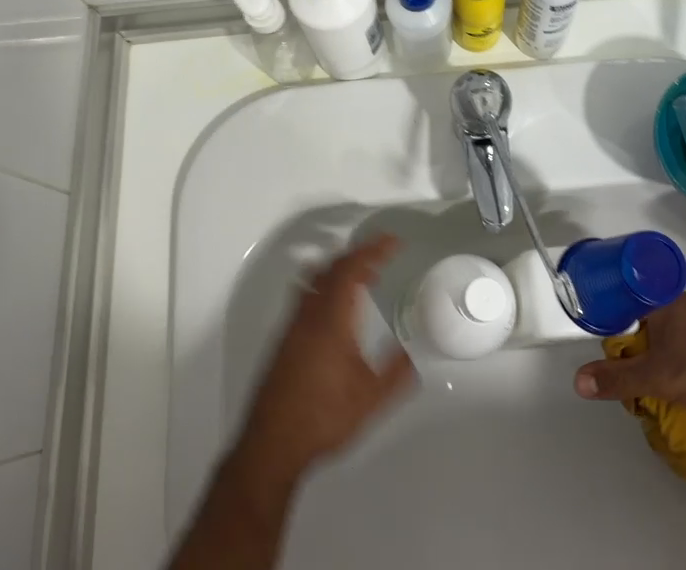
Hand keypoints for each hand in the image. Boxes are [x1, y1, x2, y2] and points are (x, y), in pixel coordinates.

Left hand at [237, 234, 416, 478]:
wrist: (272, 443)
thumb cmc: (324, 417)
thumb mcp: (372, 398)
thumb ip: (397, 371)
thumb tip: (412, 350)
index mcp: (332, 320)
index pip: (351, 270)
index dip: (373, 250)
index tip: (393, 242)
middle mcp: (308, 315)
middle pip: (330, 267)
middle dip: (357, 254)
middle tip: (381, 254)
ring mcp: (291, 326)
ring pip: (314, 279)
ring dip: (338, 267)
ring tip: (361, 274)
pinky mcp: (282, 340)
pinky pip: (304, 294)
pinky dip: (323, 284)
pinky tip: (333, 304)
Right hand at [573, 293, 685, 428]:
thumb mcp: (656, 379)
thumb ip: (616, 378)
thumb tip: (578, 380)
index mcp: (666, 300)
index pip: (625, 287)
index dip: (605, 297)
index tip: (588, 313)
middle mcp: (683, 305)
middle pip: (640, 308)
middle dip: (621, 326)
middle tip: (604, 346)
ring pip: (659, 326)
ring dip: (643, 342)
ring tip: (627, 362)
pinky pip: (676, 340)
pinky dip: (662, 352)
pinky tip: (660, 371)